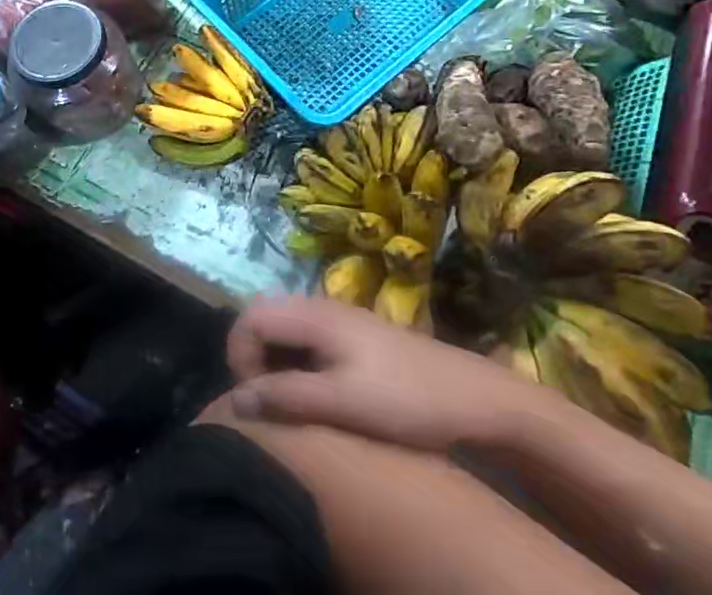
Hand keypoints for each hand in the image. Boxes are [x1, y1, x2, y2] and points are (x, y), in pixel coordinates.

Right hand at [225, 296, 538, 451]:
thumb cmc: (408, 399)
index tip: (256, 398)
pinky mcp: (355, 336)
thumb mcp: (343, 402)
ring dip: (273, 363)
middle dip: (253, 358)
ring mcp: (340, 319)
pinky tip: (315, 394)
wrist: (476, 397)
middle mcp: (322, 307)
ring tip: (288, 403)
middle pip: (263, 318)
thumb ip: (287, 396)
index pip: (249, 317)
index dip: (240, 355)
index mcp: (316, 315)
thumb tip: (235, 399)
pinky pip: (306, 340)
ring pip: (285, 330)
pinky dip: (295, 363)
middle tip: (267, 402)